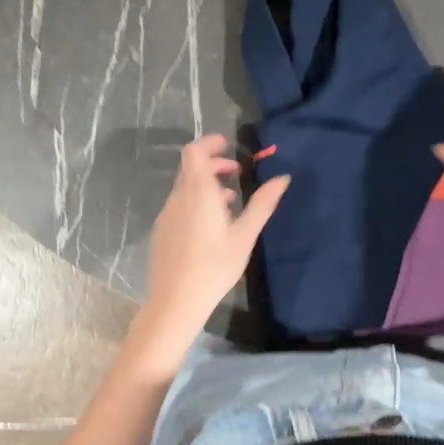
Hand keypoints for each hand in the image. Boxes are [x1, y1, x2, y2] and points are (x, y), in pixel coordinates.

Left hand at [139, 133, 289, 344]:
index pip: (194, 151)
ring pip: (184, 188)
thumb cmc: (214, 267)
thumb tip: (282, 178)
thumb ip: (262, 205)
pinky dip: (195, 202)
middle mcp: (178, 198)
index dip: (210, 143)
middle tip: (235, 172)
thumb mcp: (244, 236)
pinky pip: (179, 205)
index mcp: (198, 193)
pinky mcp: (161, 232)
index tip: (228, 146)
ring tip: (229, 201)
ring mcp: (166, 215)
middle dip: (213, 164)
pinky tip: (210, 225)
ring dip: (205, 185)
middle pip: (190, 168)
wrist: (175, 301)